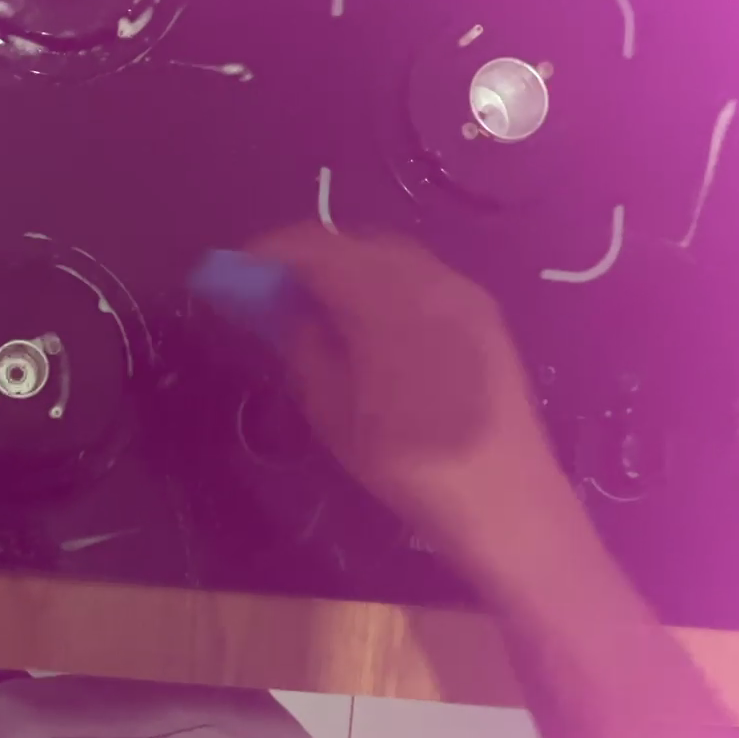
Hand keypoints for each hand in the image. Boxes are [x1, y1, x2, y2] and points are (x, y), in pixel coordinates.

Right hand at [256, 224, 577, 563]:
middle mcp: (428, 279)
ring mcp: (461, 292)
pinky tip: (364, 315)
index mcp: (384, 300)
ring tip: (313, 300)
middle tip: (270, 286)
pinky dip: (378, 280)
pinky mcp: (480, 313)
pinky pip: (417, 275)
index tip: (236, 270)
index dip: (269, 253)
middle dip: (306, 255)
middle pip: (353, 242)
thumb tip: (284, 307)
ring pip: (388, 255)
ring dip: (344, 265)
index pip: (316, 248)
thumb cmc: (402, 458)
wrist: (502, 496)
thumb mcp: (330, 407)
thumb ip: (303, 343)